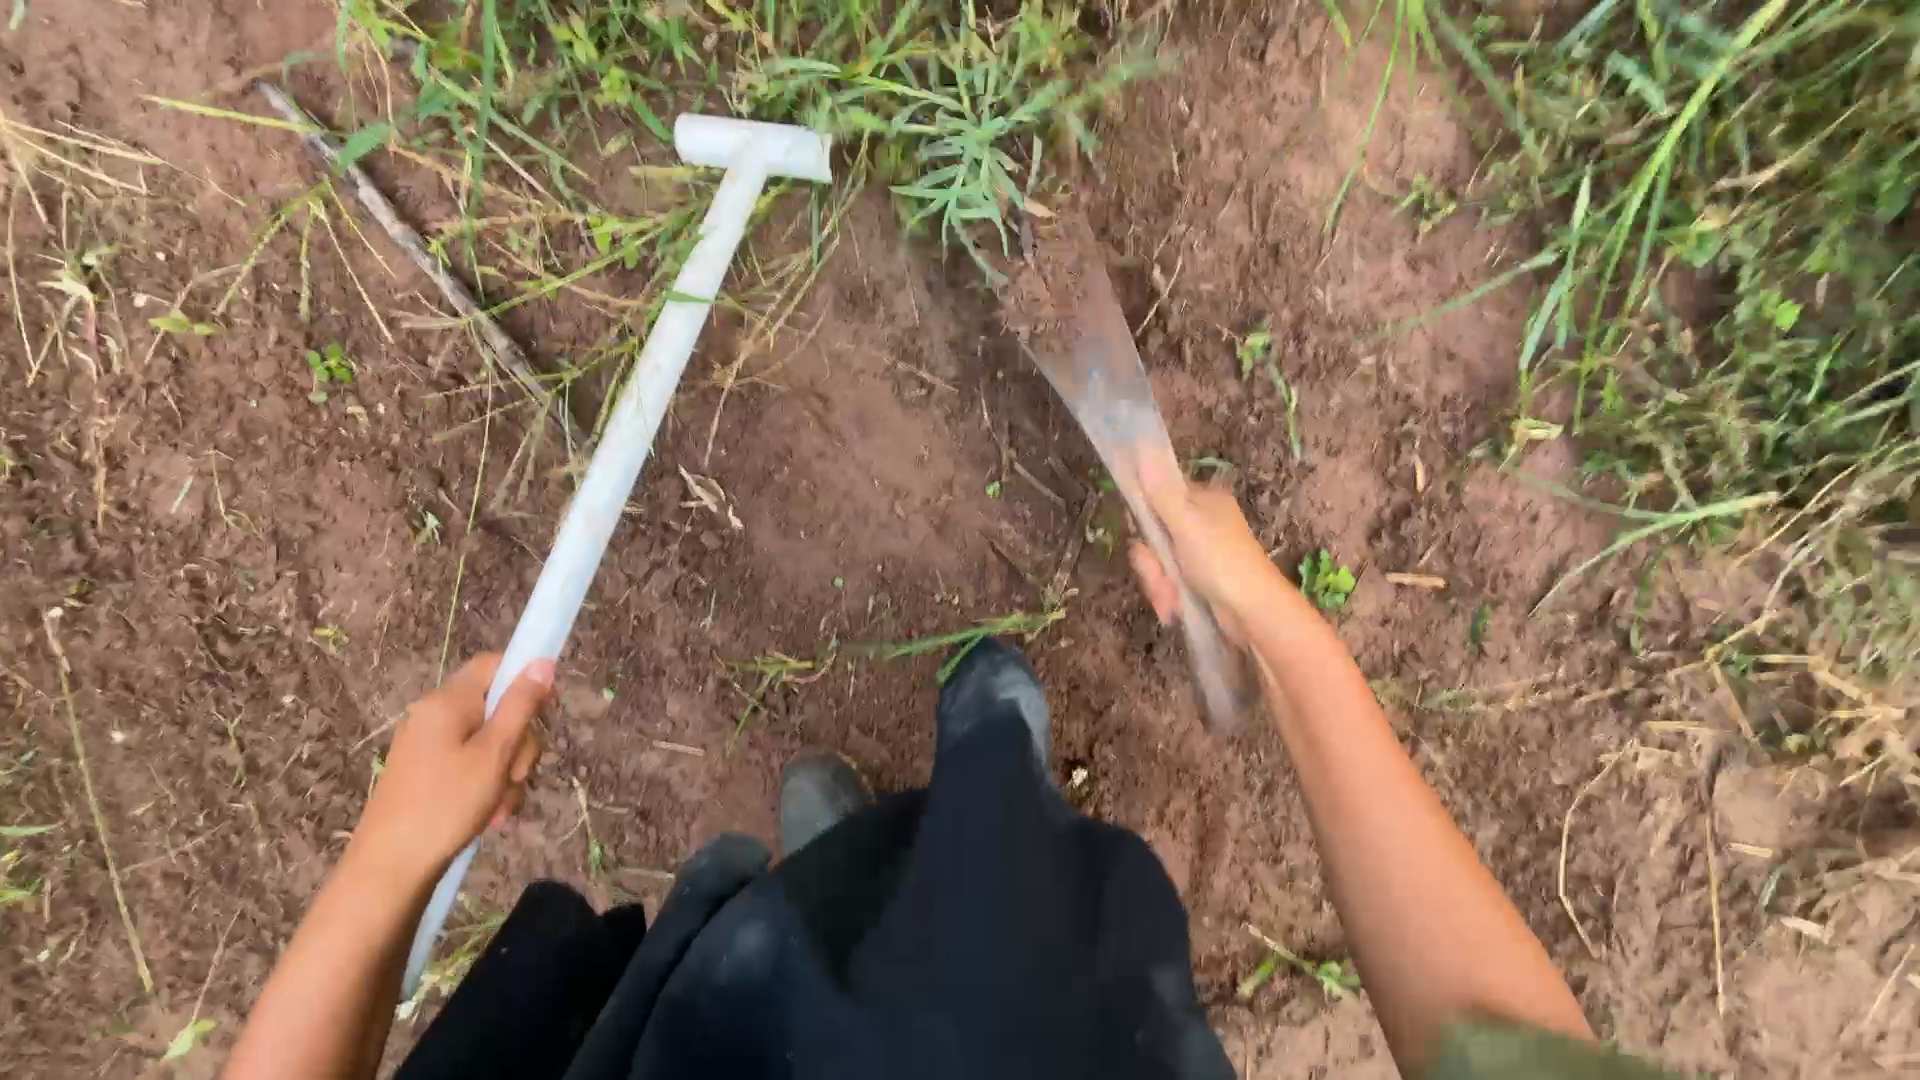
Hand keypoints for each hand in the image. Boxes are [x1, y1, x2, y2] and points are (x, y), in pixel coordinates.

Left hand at [349, 654, 550, 884]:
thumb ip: (521, 705)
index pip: (494, 664)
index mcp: (447, 702)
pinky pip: (472, 764)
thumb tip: (543, 662)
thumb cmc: (446, 804)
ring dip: (507, 770)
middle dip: (519, 740)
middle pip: (497, 707)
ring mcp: (429, 746)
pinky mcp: (427, 773)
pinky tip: (490, 814)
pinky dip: (488, 784)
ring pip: (491, 741)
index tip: (547, 710)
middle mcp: (434, 716)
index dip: (525, 677)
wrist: (389, 869)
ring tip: (502, 803)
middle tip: (517, 773)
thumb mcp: (495, 753)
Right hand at [1128, 456, 1293, 635]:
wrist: (1252, 611)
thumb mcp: (1187, 523)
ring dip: (1159, 583)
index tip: (1139, 533)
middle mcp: (1201, 523)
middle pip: (1154, 534)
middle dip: (1152, 562)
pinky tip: (1174, 608)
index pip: (1159, 496)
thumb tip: (1142, 448)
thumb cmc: (1222, 561)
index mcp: (1203, 501)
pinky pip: (1169, 580)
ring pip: (1159, 561)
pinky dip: (1169, 595)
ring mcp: (1200, 552)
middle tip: (1160, 577)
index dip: (1144, 516)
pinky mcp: (1199, 578)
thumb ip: (1160, 492)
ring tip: (1171, 600)